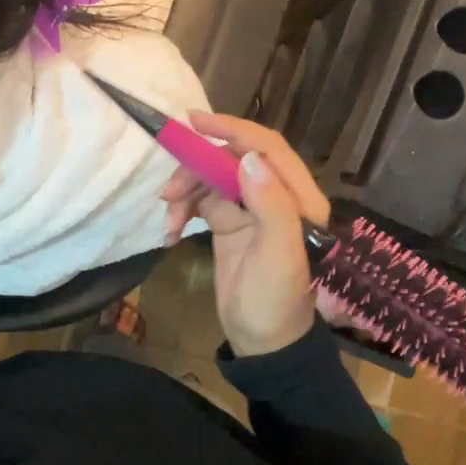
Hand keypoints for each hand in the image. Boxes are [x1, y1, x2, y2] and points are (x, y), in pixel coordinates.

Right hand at [160, 113, 331, 356]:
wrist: (263, 342)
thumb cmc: (276, 300)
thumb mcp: (279, 254)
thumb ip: (270, 204)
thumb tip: (247, 158)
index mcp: (297, 198)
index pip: (266, 148)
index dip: (232, 128)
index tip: (193, 122)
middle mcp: (274, 196)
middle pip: (231, 159)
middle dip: (197, 167)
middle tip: (169, 189)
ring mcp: (249, 210)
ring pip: (211, 178)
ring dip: (186, 191)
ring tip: (168, 216)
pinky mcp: (229, 224)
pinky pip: (201, 202)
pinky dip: (183, 210)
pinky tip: (170, 232)